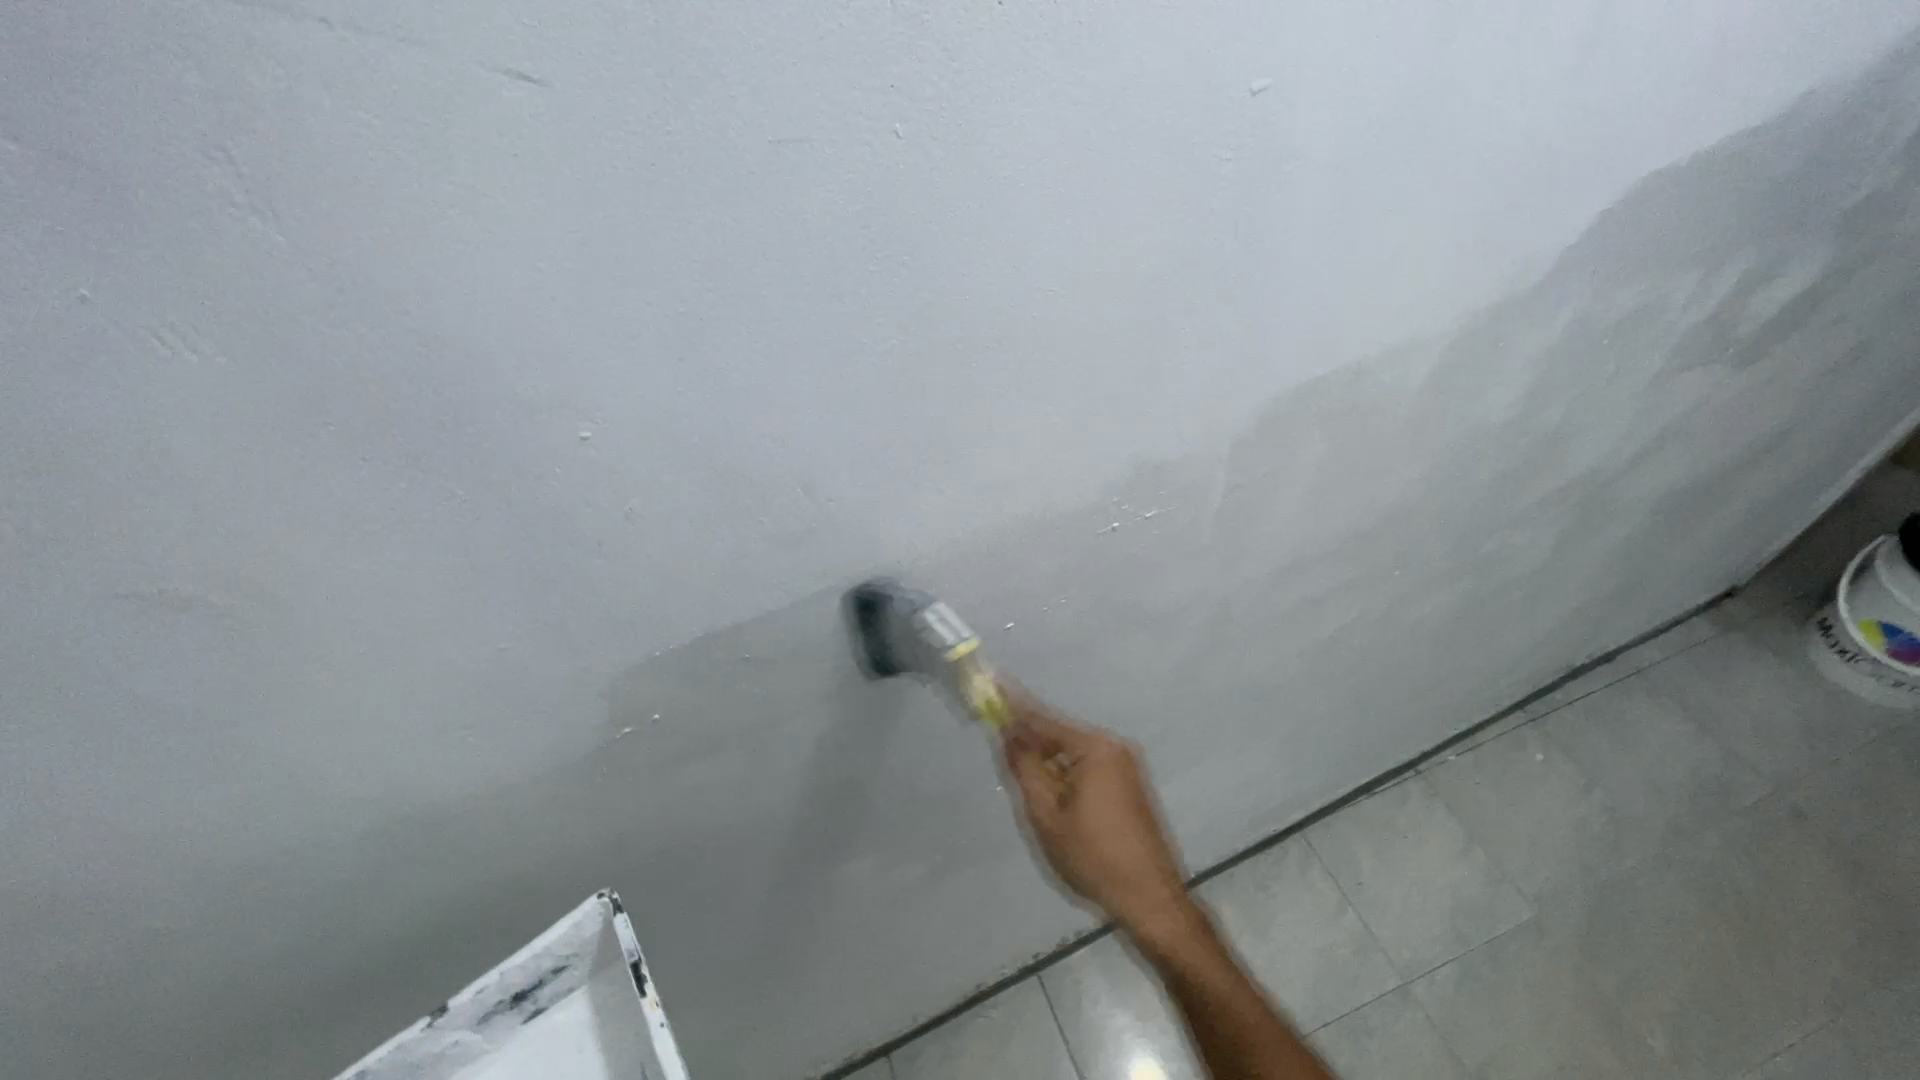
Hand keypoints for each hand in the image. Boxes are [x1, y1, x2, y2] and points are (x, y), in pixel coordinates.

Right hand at [999, 683, 1192, 932]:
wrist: (1149, 898)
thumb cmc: (1092, 856)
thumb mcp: (1046, 814)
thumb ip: (1024, 768)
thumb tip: (1008, 733)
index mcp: (1094, 748)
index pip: (1043, 719)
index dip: (1014, 705)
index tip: (992, 682)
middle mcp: (1114, 747)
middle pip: (1059, 734)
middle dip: (1029, 737)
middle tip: (998, 740)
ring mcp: (1126, 766)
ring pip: (1073, 753)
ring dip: (1047, 760)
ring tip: (1020, 773)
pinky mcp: (1130, 786)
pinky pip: (1088, 767)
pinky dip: (1065, 773)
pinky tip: (1050, 792)